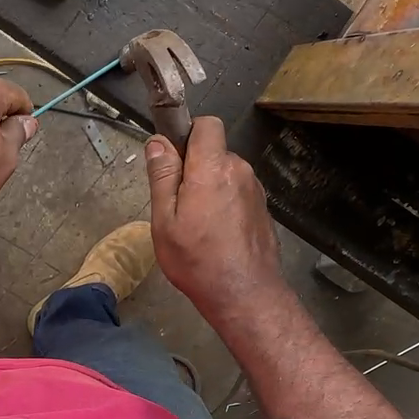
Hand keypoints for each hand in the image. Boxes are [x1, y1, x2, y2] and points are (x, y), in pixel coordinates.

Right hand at [146, 117, 287, 312]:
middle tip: (175, 206)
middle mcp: (239, 170)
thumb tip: (158, 142)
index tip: (171, 161)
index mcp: (212, 168)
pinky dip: (222, 204)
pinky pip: (235, 193)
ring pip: (224, 174)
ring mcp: (254, 189)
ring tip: (194, 226)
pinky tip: (213, 234)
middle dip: (193, 169)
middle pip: (212, 152)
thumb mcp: (164, 220)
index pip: (206, 125)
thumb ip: (162, 177)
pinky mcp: (261, 207)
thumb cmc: (197, 260)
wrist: (243, 293)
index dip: (186, 134)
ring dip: (207, 189)